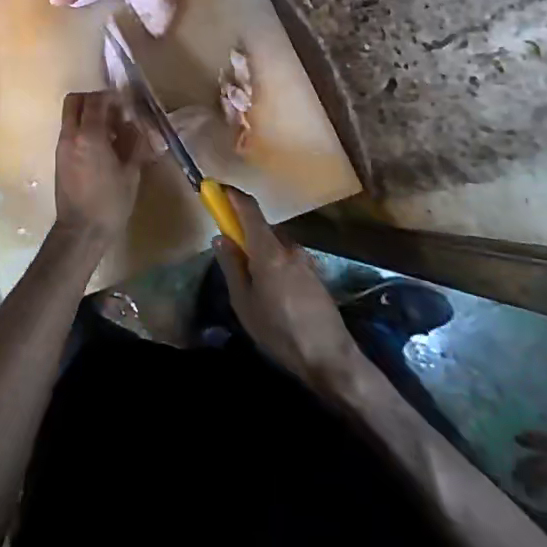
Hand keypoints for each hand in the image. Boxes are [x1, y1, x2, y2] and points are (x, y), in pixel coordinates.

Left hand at [52, 90, 143, 244]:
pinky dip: (83, 130)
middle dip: (94, 100)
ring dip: (88, 115)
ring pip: (70, 116)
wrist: (81, 231)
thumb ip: (134, 143)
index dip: (112, 98)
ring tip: (111, 132)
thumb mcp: (131, 172)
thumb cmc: (110, 202)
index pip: (97, 100)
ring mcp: (61, 147)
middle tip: (114, 112)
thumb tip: (138, 126)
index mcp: (89, 136)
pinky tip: (102, 148)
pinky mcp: (59, 159)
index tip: (126, 104)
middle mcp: (70, 136)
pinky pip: (70, 132)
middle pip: (75, 100)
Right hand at [213, 187, 360, 388]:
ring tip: (250, 284)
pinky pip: (286, 258)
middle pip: (262, 228)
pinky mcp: (315, 274)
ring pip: (275, 245)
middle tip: (229, 254)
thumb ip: (231, 266)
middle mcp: (290, 248)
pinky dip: (273, 263)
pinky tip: (271, 292)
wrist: (330, 357)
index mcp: (270, 251)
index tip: (216, 189)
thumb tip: (221, 238)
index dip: (232, 196)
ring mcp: (306, 260)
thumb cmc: (280, 331)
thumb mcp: (244, 303)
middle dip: (244, 233)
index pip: (250, 210)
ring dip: (260, 251)